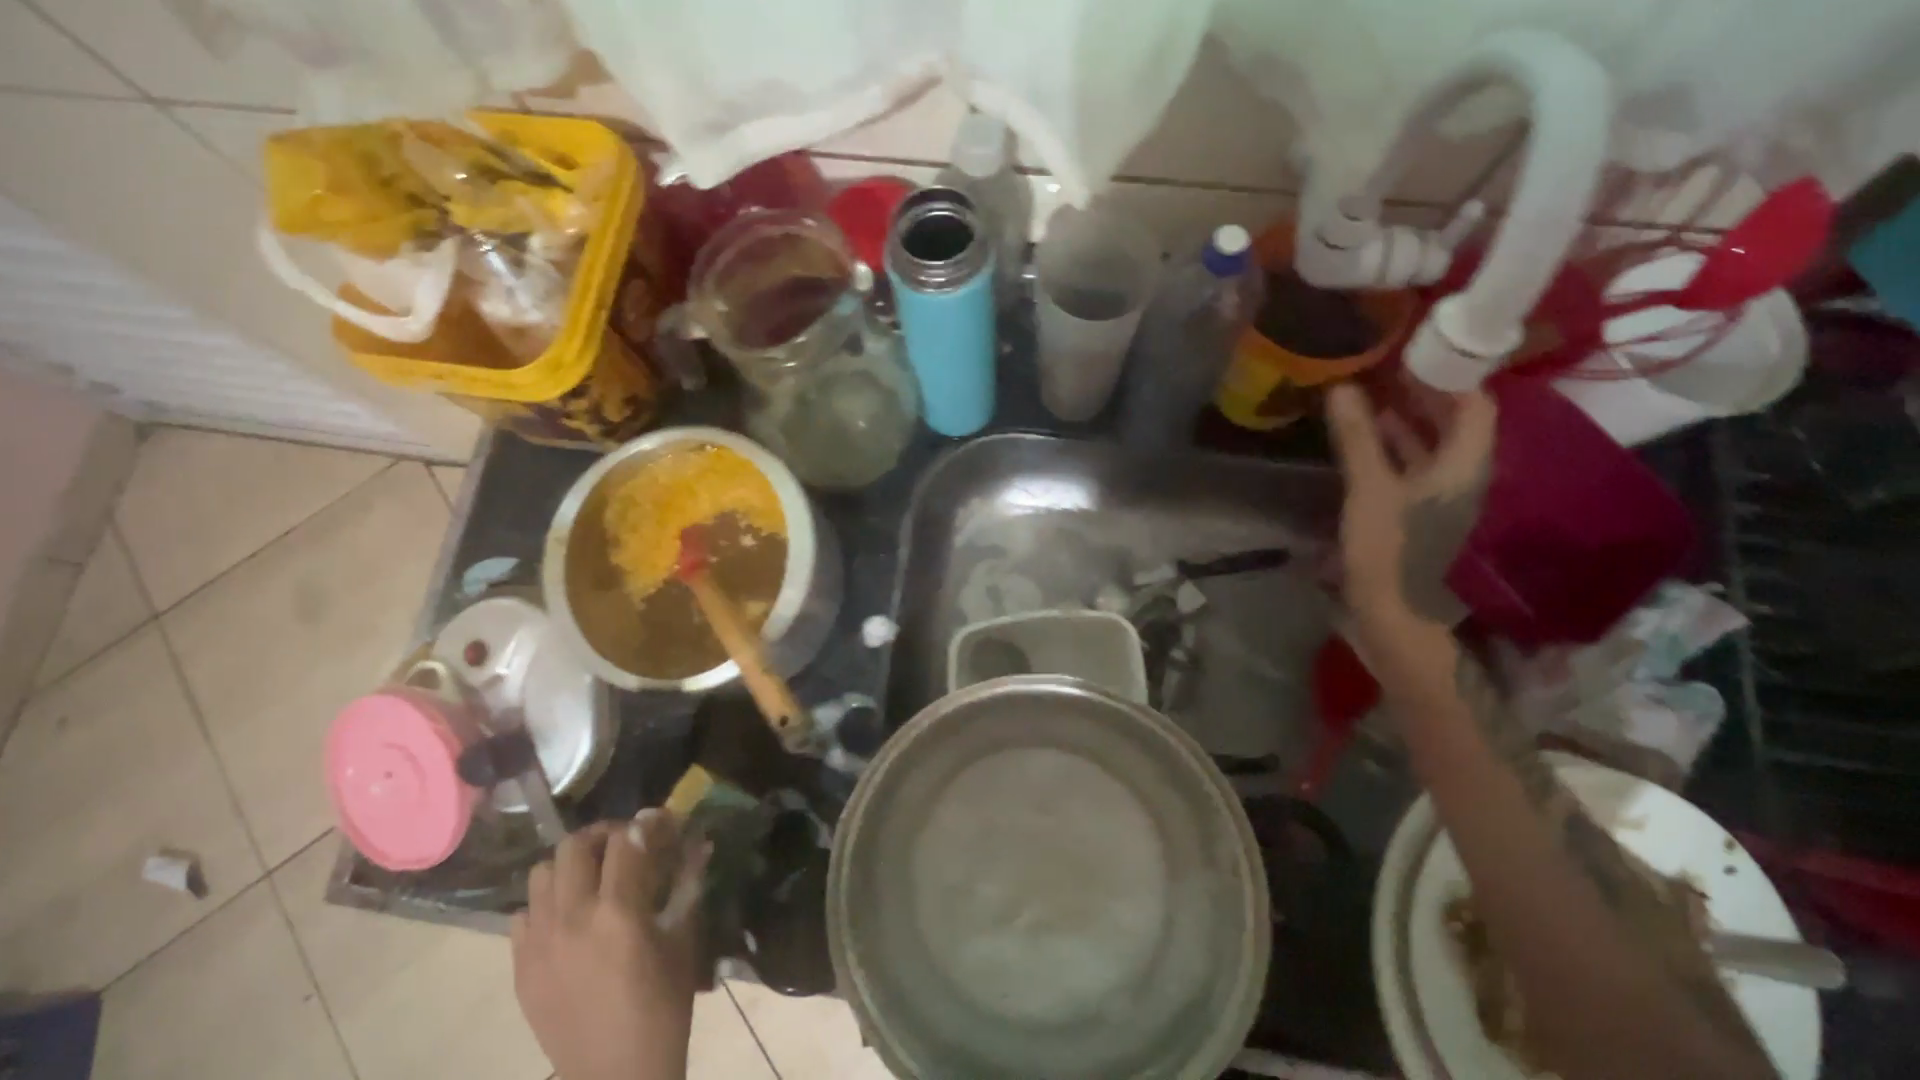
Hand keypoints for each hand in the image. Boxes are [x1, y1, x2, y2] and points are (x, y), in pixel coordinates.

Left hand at [512, 811, 710, 1079]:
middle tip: (624, 847)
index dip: (647, 824)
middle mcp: (572, 918)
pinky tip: (568, 919)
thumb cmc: (662, 1009)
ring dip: (570, 866)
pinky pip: (523, 913)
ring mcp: (539, 942)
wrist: (615, 1073)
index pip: (626, 841)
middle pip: (574, 845)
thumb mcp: (684, 943)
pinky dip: (546, 904)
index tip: (662, 823)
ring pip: (541, 872)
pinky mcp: (519, 965)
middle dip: (604, 836)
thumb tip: (699, 842)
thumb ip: (688, 886)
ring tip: (592, 880)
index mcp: (619, 913)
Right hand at [1324, 382, 1496, 643]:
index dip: (1448, 374)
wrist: (1397, 618)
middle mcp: (1463, 476)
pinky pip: (1415, 469)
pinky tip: (1366, 439)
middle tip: (1384, 365)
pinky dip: (1395, 449)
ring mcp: (1443, 499)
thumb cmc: (1390, 550)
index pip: (1473, 403)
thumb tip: (1342, 387)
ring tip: (1370, 393)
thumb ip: (1359, 437)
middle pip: (1454, 423)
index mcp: (1464, 464)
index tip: (1414, 350)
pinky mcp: (1421, 516)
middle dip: (1423, 394)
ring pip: (1432, 447)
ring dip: (1406, 421)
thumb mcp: (1370, 488)